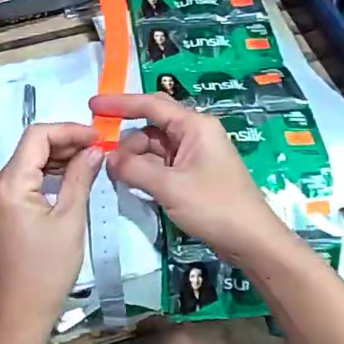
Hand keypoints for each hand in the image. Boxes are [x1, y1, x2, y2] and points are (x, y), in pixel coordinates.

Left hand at [0, 123, 103, 334]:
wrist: (22, 311)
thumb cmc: (48, 268)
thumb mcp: (71, 219)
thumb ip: (81, 177)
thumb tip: (95, 150)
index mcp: (9, 184)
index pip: (37, 136)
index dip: (69, 130)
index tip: (98, 136)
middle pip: (31, 147)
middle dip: (66, 142)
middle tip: (99, 149)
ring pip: (29, 162)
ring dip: (58, 157)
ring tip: (91, 161)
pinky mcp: (2, 209)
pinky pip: (25, 180)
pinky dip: (49, 174)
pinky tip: (73, 177)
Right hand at [90, 93, 287, 261]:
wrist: (251, 239)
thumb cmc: (214, 206)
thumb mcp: (169, 187)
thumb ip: (134, 169)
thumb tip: (108, 159)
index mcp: (194, 125)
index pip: (151, 104)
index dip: (119, 103)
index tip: (92, 105)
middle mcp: (196, 133)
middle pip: (152, 124)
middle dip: (126, 133)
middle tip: (99, 145)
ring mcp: (196, 153)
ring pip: (156, 146)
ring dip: (135, 156)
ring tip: (114, 172)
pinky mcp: (195, 173)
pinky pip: (163, 162)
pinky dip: (146, 169)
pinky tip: (130, 180)